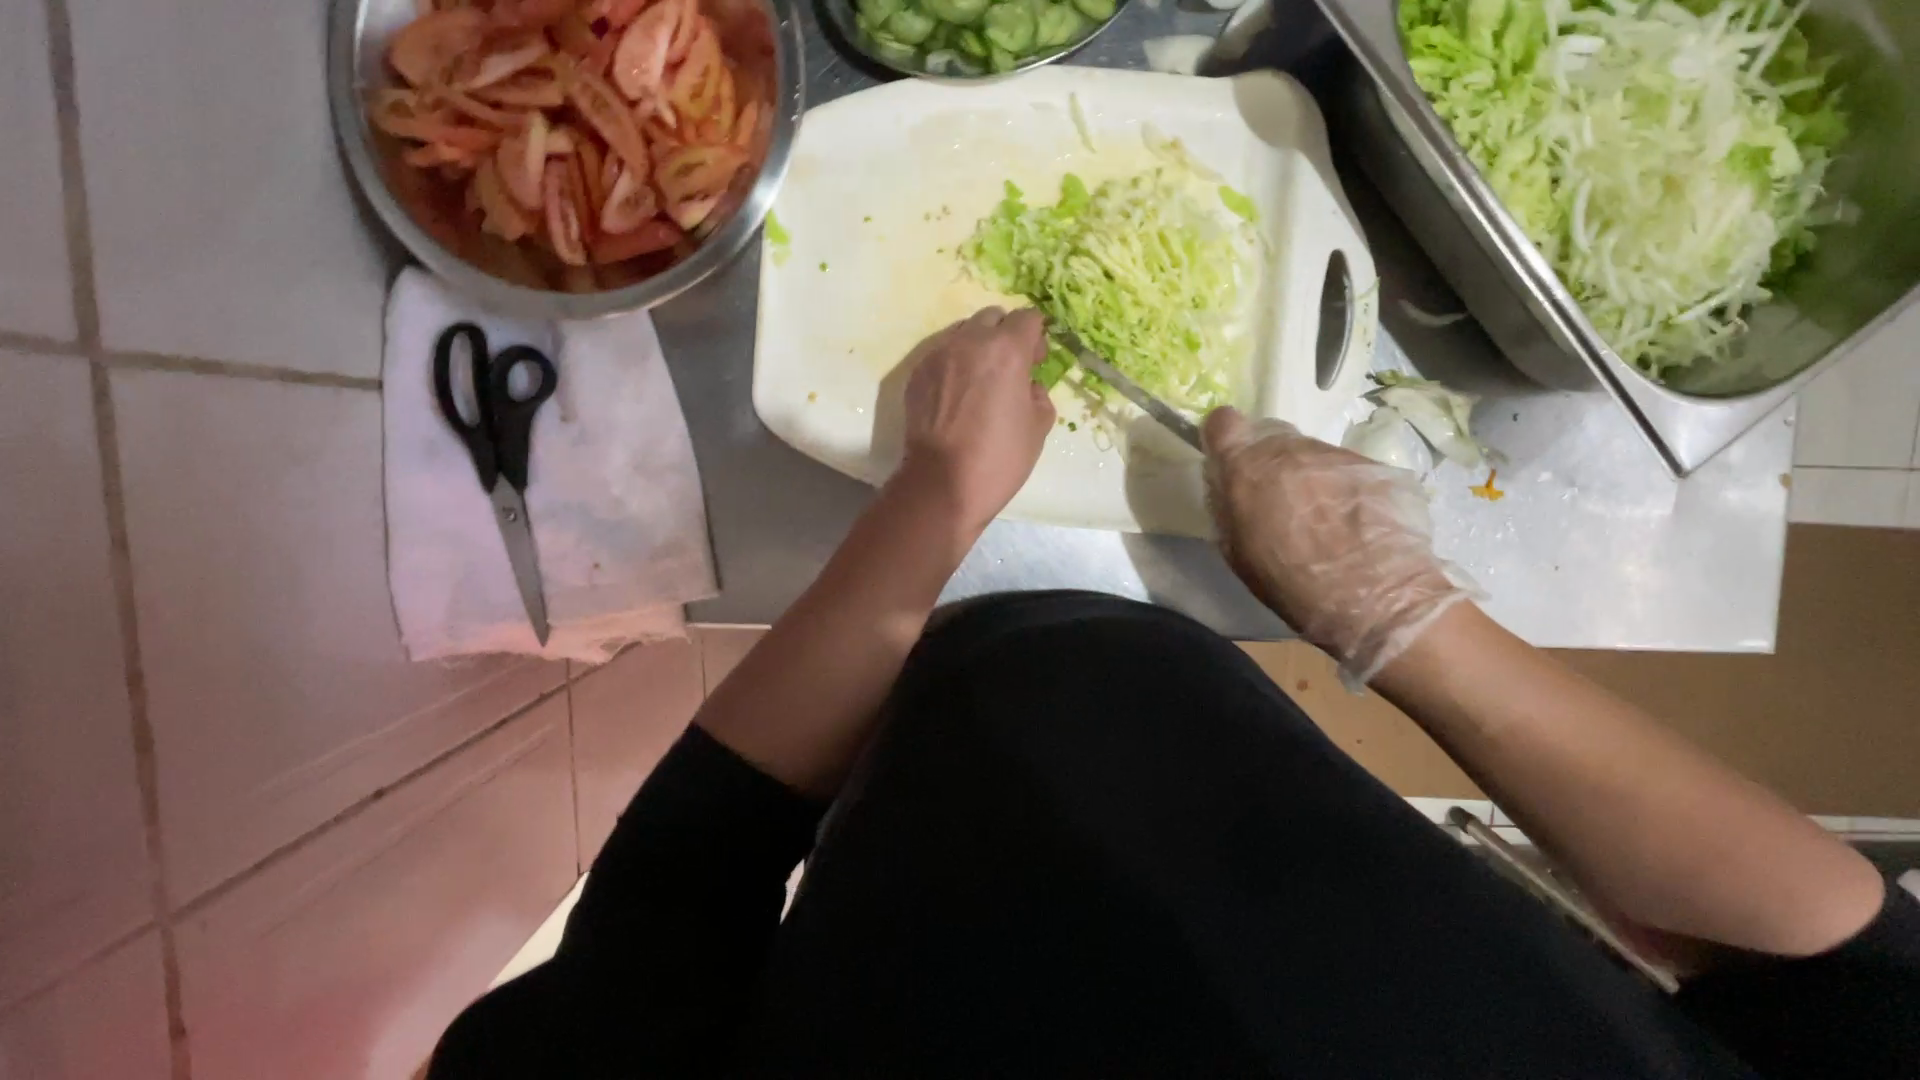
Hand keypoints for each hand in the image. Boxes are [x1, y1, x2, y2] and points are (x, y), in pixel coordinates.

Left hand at [895, 307, 1055, 533]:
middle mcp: (969, 342)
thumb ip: (1038, 394)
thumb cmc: (998, 459)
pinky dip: (953, 366)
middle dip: (1004, 335)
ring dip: (976, 347)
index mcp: (1006, 350)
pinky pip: (940, 356)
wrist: (941, 484)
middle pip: (992, 317)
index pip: (1027, 318)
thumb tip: (1027, 386)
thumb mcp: (1038, 428)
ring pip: (962, 333)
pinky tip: (956, 398)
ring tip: (979, 382)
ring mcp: (937, 356)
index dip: (1036, 337)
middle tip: (1009, 369)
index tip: (1035, 362)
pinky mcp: (916, 374)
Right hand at [1203, 407, 1467, 682]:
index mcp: (1245, 467)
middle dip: (1270, 463)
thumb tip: (1226, 485)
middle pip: (1271, 437)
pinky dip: (1346, 490)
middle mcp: (1289, 448)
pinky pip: (1349, 470)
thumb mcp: (1236, 550)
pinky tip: (1356, 525)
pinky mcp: (1376, 465)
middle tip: (1280, 501)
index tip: (1230, 461)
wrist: (1374, 595)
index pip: (1223, 421)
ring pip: (1311, 455)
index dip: (1224, 438)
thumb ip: (1227, 505)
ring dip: (1310, 477)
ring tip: (1324, 520)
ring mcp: (1336, 453)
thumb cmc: (1289, 581)